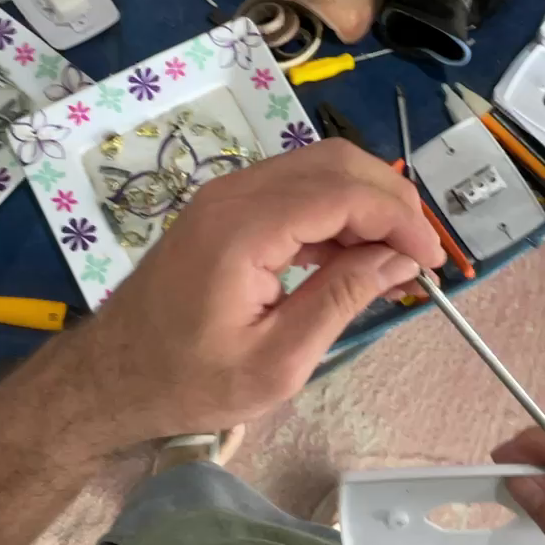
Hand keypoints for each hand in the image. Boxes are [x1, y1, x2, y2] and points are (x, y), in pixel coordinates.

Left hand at [48, 139, 444, 447]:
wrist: (111, 375)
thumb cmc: (188, 381)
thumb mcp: (277, 361)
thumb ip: (341, 298)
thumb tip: (401, 259)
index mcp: (243, 228)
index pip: (343, 193)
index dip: (399, 218)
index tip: (434, 260)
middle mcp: (234, 192)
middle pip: (334, 162)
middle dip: (390, 199)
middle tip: (421, 251)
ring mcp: (226, 193)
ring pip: (317, 167)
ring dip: (365, 200)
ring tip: (396, 254)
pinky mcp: (225, 205)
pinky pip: (294, 187)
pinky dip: (334, 209)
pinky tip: (353, 252)